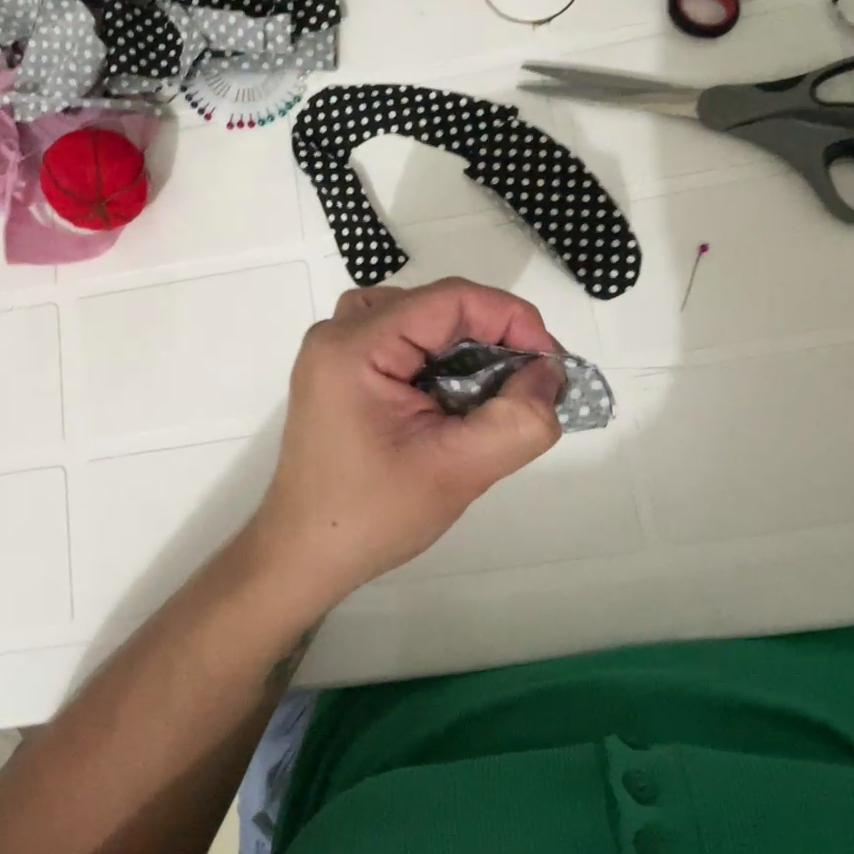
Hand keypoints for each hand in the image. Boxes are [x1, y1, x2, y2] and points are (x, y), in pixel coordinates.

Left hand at [246, 278, 566, 605]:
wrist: (303, 555)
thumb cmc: (372, 516)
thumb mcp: (458, 471)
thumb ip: (518, 420)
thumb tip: (549, 374)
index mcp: (355, 346)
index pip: (451, 299)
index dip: (512, 320)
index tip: (550, 365)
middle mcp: (337, 334)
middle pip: (434, 305)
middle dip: (492, 337)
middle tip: (529, 384)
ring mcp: (333, 352)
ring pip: (418, 319)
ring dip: (464, 346)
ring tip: (492, 390)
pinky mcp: (338, 373)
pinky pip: (399, 342)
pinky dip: (437, 359)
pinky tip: (453, 397)